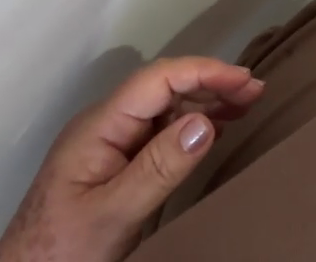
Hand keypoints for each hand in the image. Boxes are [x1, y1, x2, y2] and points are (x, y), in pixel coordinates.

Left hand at [0, 58, 265, 261]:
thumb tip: (206, 121)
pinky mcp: (113, 166)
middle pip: (162, 88)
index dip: (203, 72)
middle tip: (254, 92)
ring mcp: (108, 145)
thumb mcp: (113, 215)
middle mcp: (104, 125)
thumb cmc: (62, 252)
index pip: (158, 79)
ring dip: (202, 102)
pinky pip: (156, 133)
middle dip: (209, 83)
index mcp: (99, 125)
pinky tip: (211, 132)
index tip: (244, 81)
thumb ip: (158, 168)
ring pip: (161, 108)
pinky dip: (189, 126)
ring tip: (243, 107)